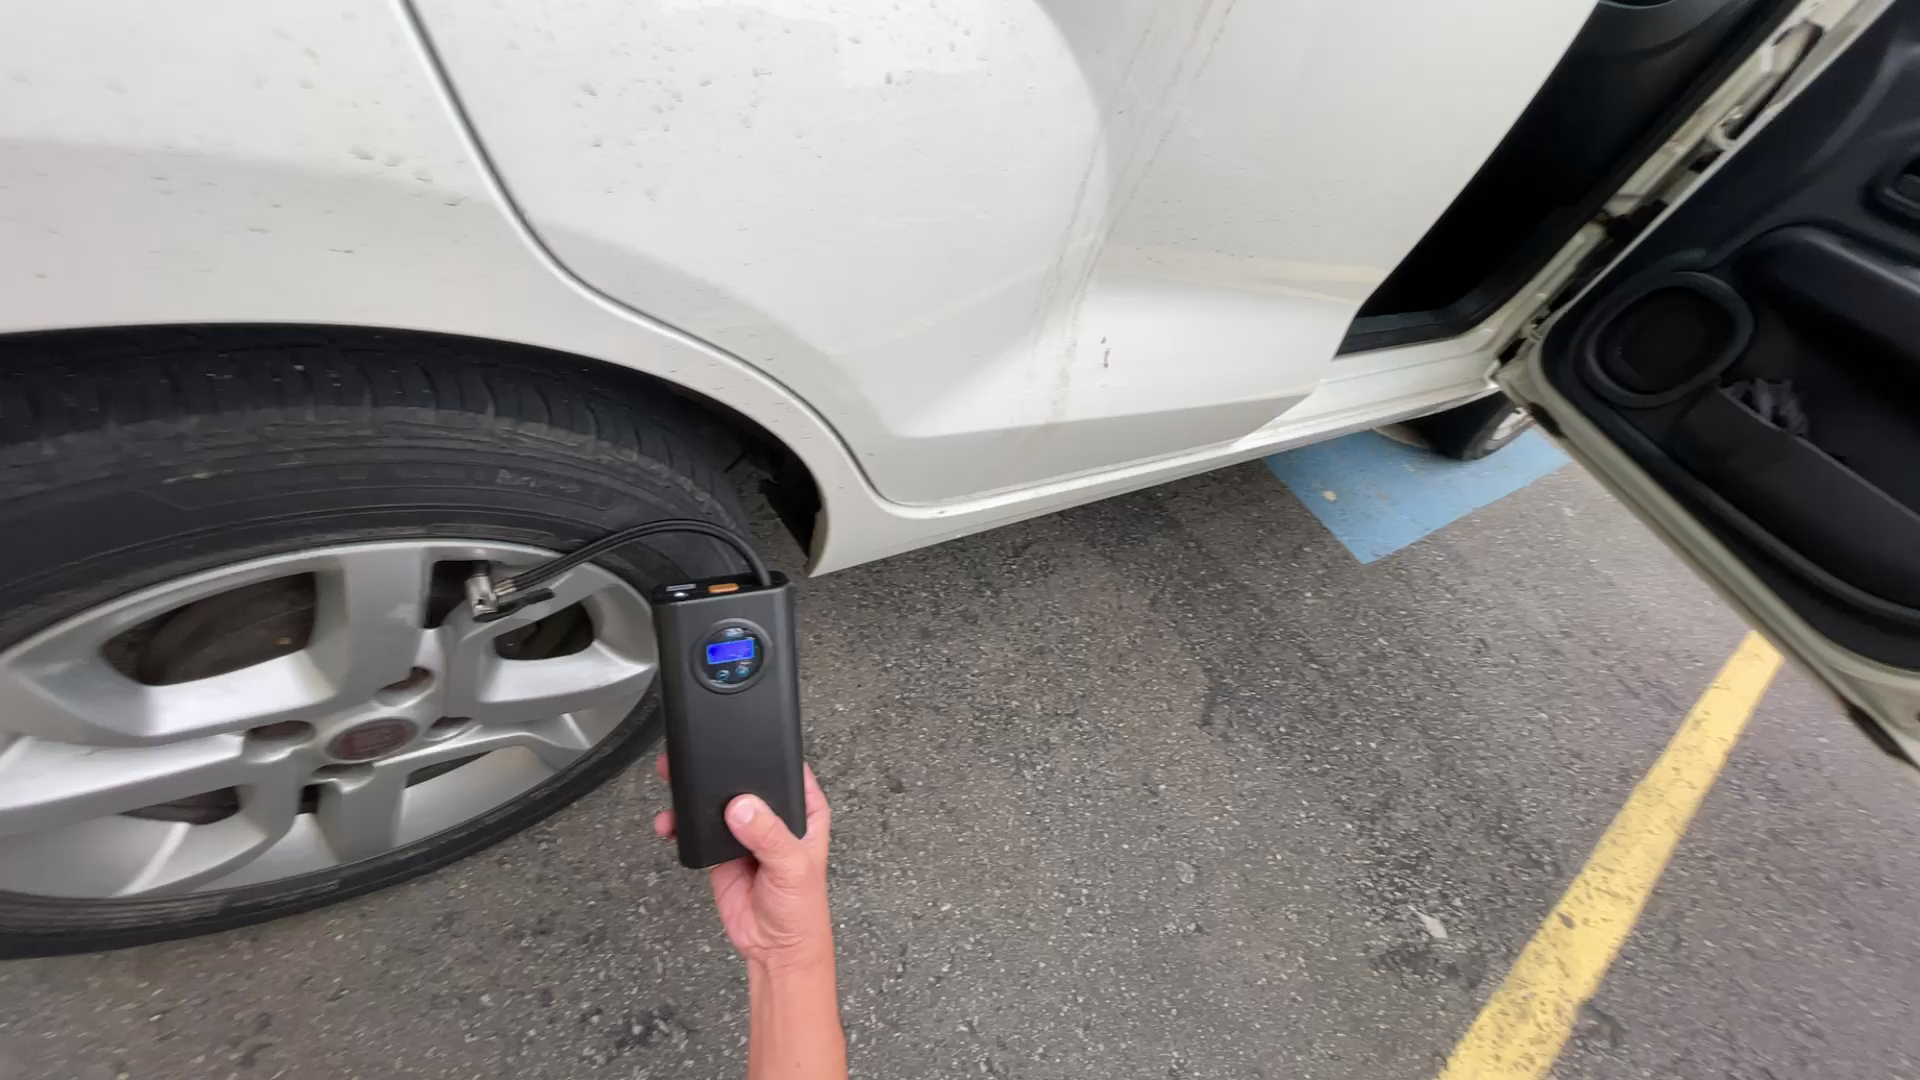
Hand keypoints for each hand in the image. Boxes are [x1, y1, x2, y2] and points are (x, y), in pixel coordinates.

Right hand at [652, 754, 834, 971]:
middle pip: (748, 782)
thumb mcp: (792, 866)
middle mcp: (774, 815)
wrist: (774, 949)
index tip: (745, 742)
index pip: (787, 770)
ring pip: (720, 803)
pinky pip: (699, 830)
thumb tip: (743, 808)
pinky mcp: (721, 850)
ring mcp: (746, 832)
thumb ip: (769, 836)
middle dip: (724, 770)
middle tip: (697, 758)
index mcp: (804, 808)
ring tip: (676, 782)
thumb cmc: (801, 907)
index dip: (769, 755)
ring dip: (698, 795)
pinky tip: (670, 820)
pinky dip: (683, 824)